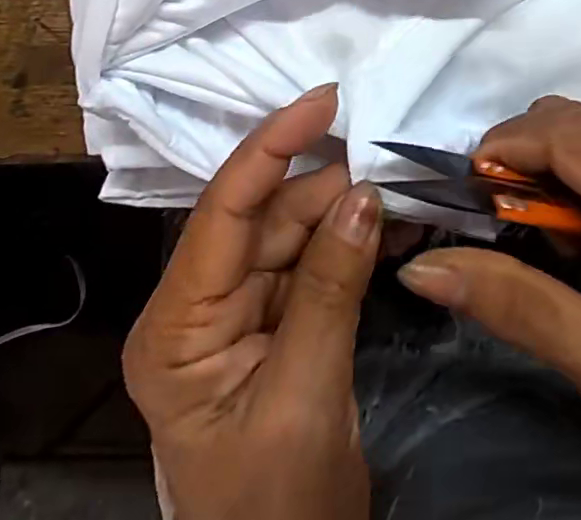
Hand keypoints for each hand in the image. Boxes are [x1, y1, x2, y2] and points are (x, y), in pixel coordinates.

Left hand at [122, 84, 381, 519]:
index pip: (221, 210)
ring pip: (295, 235)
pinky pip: (316, 265)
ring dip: (346, 211)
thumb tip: (363, 195)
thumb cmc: (274, 503)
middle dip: (327, 185)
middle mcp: (201, 305)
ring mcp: (240, 313)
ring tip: (401, 190)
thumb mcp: (303, 398)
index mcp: (178, 324)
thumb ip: (330, 290)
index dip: (271, 147)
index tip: (324, 101)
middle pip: (266, 218)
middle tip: (391, 158)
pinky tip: (393, 226)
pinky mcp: (276, 323)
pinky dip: (353, 244)